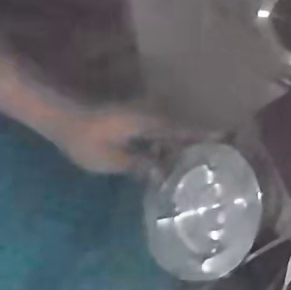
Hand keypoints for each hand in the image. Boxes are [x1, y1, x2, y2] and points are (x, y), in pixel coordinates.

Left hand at [52, 106, 206, 174]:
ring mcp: (144, 115)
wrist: (60, 116)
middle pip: (184, 128)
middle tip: (219, 155)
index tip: (230, 137)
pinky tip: (170, 156)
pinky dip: (169, 142)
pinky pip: (161, 131)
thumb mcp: (111, 159)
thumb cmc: (84, 139)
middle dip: (201, 140)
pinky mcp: (135, 119)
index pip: (187, 129)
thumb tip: (163, 174)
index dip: (208, 134)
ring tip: (199, 159)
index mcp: (152, 123)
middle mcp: (154, 115)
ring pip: (173, 130)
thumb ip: (140, 165)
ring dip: (184, 143)